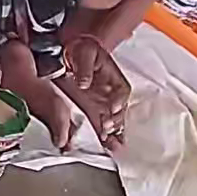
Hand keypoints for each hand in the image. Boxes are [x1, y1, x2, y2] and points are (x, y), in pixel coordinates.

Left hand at [60, 36, 130, 150]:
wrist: (75, 52)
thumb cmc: (84, 50)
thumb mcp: (86, 53)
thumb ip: (86, 68)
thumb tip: (84, 83)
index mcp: (114, 77)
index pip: (121, 91)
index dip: (118, 101)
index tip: (112, 109)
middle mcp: (112, 92)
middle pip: (119, 109)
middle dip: (116, 120)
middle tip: (108, 128)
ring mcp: (104, 102)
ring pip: (114, 119)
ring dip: (113, 131)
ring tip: (110, 142)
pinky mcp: (95, 109)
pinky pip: (103, 123)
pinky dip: (107, 135)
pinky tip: (108, 145)